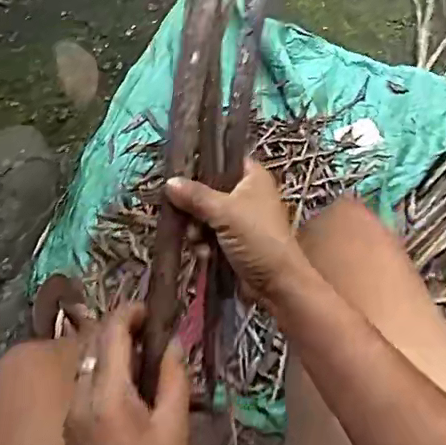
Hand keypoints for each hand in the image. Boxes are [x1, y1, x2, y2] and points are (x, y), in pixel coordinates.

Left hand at [65, 303, 189, 444]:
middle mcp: (80, 398)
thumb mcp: (173, 430)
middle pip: (95, 343)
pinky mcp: (70, 432)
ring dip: (111, 350)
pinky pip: (83, 385)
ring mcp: (71, 416)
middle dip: (121, 328)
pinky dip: (103, 373)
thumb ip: (175, 379)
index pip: (111, 331)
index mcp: (106, 393)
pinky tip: (127, 390)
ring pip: (87, 363)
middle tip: (152, 334)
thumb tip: (174, 342)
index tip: (153, 309)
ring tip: (144, 362)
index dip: (131, 310)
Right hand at [165, 159, 304, 306]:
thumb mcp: (224, 212)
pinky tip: (204, 254)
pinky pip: (210, 234)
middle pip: (209, 189)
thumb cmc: (256, 237)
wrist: (276, 284)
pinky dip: (205, 243)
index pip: (224, 159)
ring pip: (206, 214)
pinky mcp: (234, 240)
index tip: (180, 175)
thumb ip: (195, 196)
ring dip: (198, 229)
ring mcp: (240, 218)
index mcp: (252, 176)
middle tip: (187, 217)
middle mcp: (247, 193)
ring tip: (197, 240)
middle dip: (195, 207)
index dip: (202, 165)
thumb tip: (169, 182)